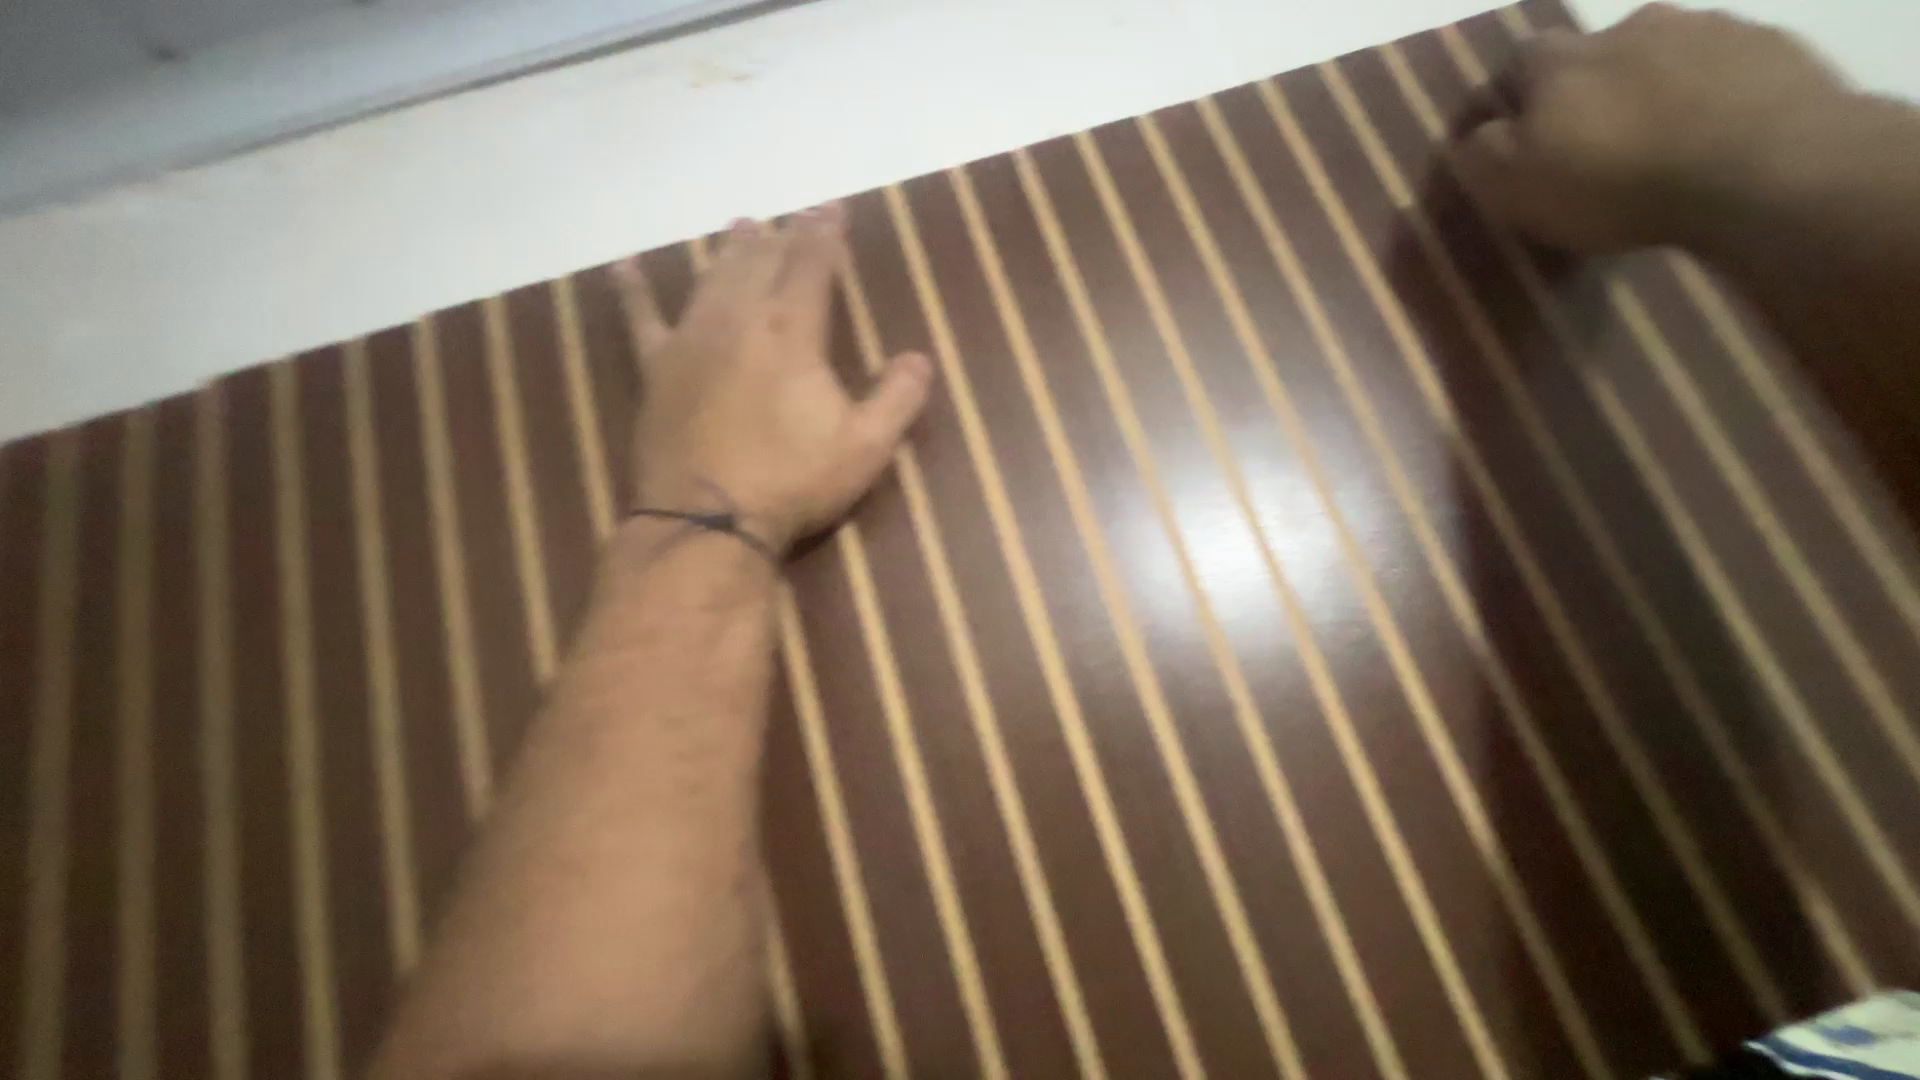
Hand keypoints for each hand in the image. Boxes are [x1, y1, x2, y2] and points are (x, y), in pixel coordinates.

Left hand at [612, 205, 933, 553]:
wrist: (707, 520)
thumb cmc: (793, 481)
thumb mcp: (866, 448)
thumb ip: (898, 399)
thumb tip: (920, 358)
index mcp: (791, 331)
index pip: (811, 263)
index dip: (824, 232)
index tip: (832, 207)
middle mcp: (738, 319)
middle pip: (760, 262)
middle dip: (781, 236)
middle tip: (791, 218)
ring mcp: (690, 341)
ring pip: (711, 278)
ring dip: (729, 250)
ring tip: (741, 227)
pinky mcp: (656, 370)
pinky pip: (641, 317)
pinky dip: (633, 289)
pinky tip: (625, 266)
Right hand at [1453, 3, 1848, 252]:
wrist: (1762, 168)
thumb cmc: (1613, 185)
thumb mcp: (1514, 186)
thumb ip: (1482, 153)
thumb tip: (1475, 132)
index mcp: (1561, 62)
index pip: (1516, 61)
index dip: (1506, 95)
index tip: (1504, 134)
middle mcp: (1630, 28)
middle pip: (1591, 54)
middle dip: (1582, 90)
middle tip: (1585, 140)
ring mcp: (1709, 29)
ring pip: (1658, 55)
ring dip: (1646, 88)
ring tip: (1652, 140)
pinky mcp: (1771, 47)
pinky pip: (1720, 67)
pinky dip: (1704, 95)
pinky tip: (1706, 137)